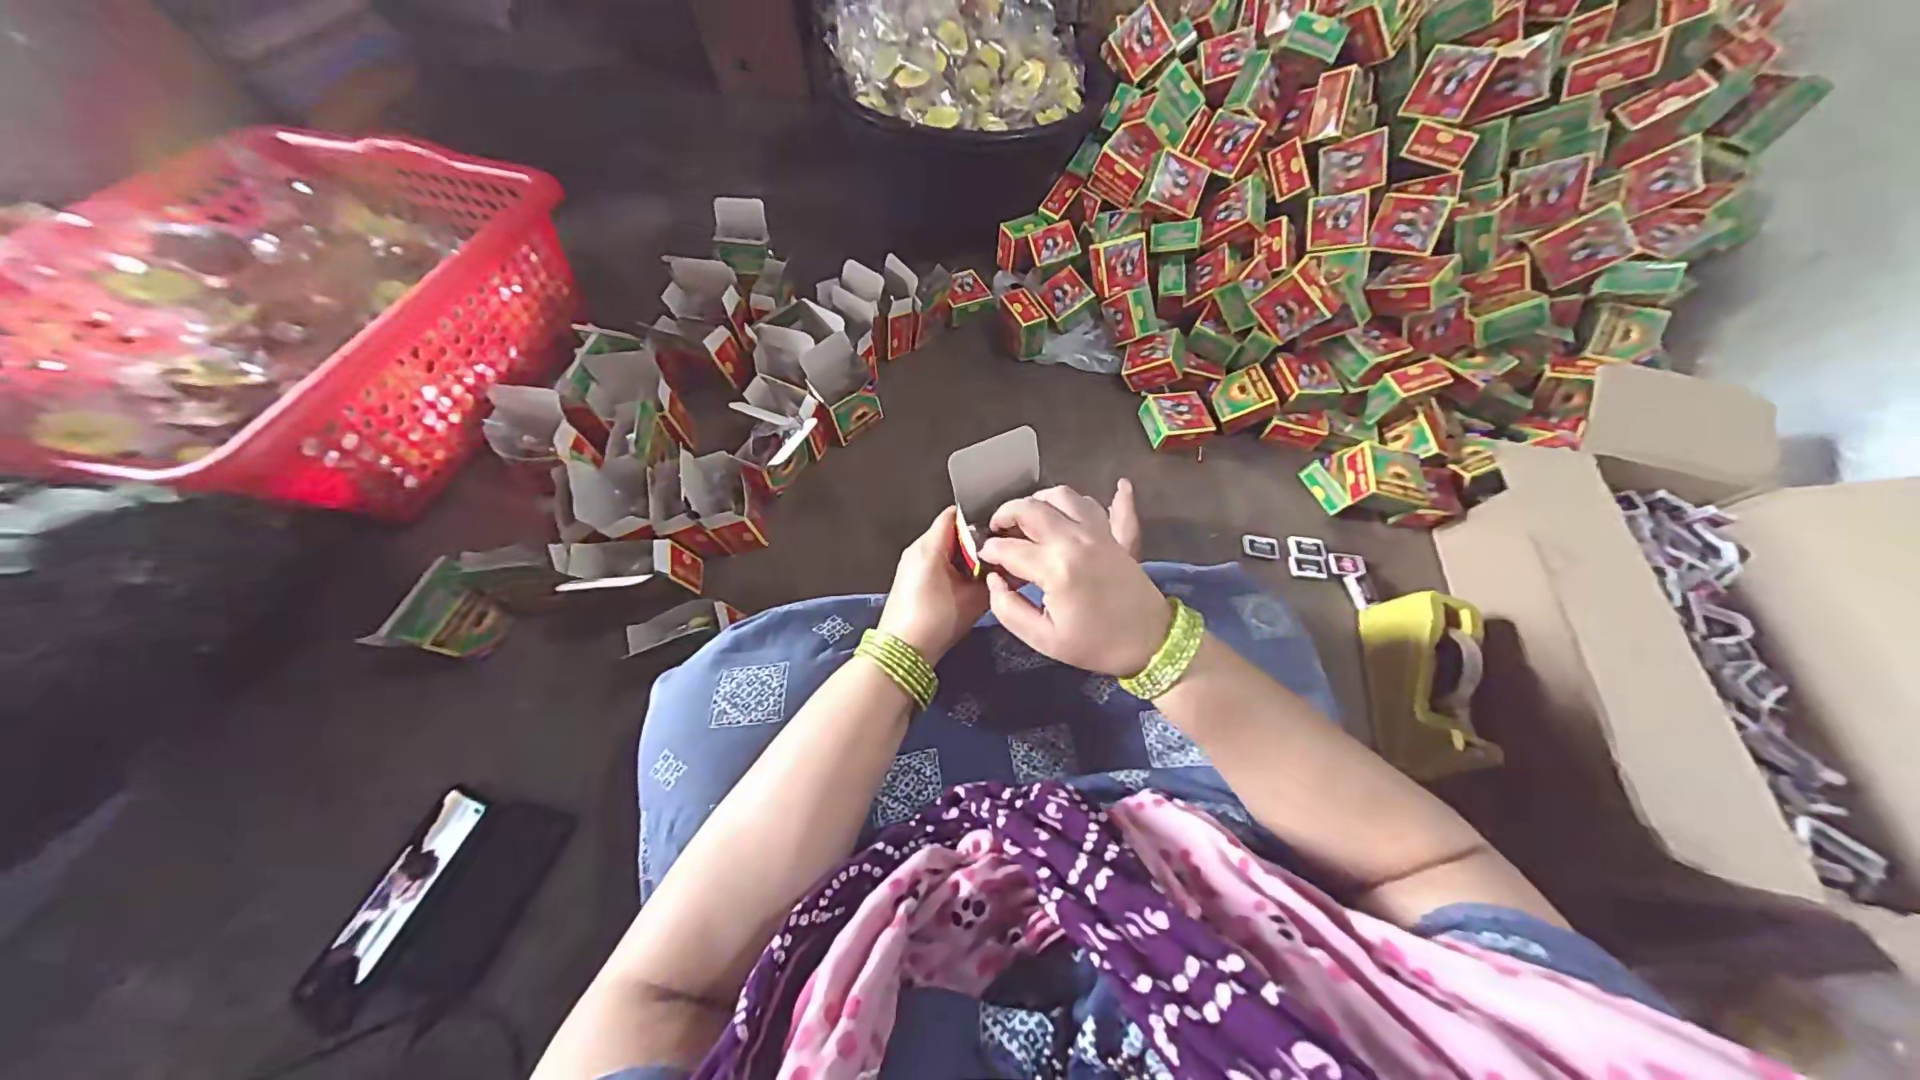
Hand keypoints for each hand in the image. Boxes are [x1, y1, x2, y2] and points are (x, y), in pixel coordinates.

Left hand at [878, 506, 990, 662]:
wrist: (903, 652)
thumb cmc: (935, 622)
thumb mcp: (975, 599)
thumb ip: (996, 579)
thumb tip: (1013, 568)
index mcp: (929, 546)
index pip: (954, 514)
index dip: (979, 520)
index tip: (998, 532)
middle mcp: (916, 549)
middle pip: (950, 532)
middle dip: (974, 542)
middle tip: (997, 555)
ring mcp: (910, 564)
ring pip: (943, 549)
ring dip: (964, 558)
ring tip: (984, 572)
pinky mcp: (909, 580)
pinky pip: (934, 563)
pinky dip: (951, 569)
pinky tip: (965, 586)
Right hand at [979, 482, 1169, 676]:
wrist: (1151, 643)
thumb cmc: (1095, 645)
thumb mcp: (1043, 639)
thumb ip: (1008, 609)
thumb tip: (995, 581)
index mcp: (1054, 568)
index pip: (1009, 548)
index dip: (990, 552)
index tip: (985, 560)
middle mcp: (1074, 540)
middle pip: (1030, 508)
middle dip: (1005, 514)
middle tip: (997, 530)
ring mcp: (1098, 533)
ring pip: (1064, 496)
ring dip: (1041, 500)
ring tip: (1030, 517)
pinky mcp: (1116, 536)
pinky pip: (1111, 505)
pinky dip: (1109, 496)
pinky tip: (1116, 486)